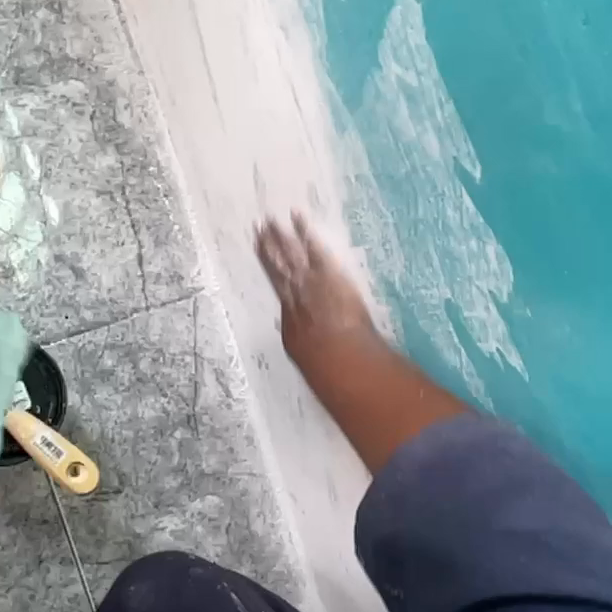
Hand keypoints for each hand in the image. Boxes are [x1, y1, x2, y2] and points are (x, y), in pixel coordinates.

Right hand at [254, 213, 469, 471]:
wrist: (340, 365)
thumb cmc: (338, 380)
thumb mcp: (331, 379)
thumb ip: (337, 377)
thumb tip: (353, 393)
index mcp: (295, 332)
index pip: (284, 300)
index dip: (277, 283)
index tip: (271, 266)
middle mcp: (295, 308)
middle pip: (279, 276)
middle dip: (269, 254)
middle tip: (258, 231)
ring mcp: (307, 290)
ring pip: (288, 262)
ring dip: (279, 241)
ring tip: (268, 222)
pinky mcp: (323, 278)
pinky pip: (312, 252)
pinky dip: (304, 236)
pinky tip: (298, 219)